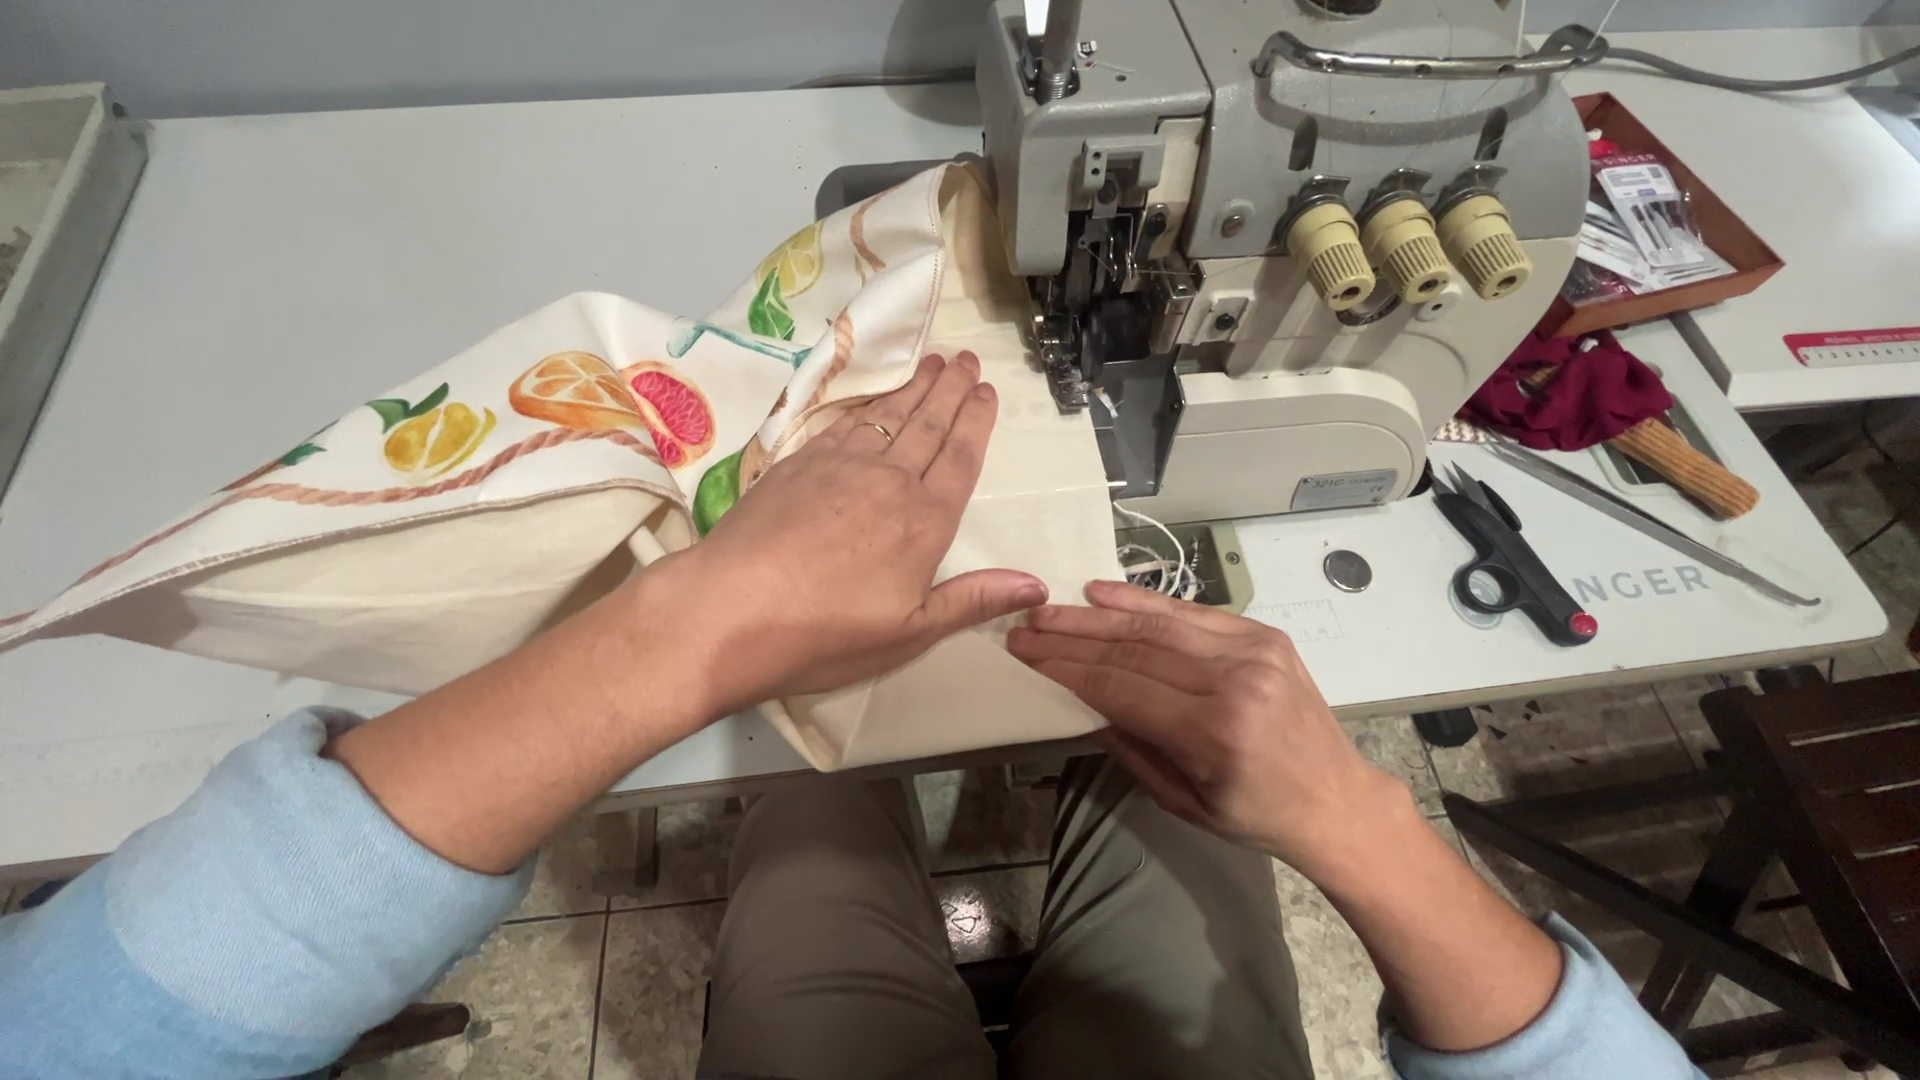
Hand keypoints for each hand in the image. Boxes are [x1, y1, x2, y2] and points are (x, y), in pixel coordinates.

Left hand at [675, 352, 1046, 715]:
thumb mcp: (910, 632)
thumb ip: (973, 600)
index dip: (977, 422)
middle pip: (929, 426)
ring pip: (889, 416)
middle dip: (952, 390)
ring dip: (915, 387)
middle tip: (967, 359)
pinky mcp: (798, 462)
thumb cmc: (826, 632)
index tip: (987, 391)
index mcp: (924, 523)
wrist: (730, 609)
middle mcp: (889, 482)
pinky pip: (845, 422)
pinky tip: (874, 399)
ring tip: (935, 362)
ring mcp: (840, 466)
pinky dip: (868, 404)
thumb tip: (1038, 585)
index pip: (960, 459)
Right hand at [1007, 580, 1409, 876]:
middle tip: (1027, 627)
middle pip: (1134, 647)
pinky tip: (1104, 591)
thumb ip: (1128, 746)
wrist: (1337, 798)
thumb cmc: (1255, 812)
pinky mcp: (1263, 633)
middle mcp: (1235, 681)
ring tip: (1053, 607)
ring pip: (1158, 622)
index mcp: (1215, 733)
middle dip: (1071, 636)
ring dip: (1097, 613)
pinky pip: (1191, 611)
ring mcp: (1254, 650)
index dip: (1066, 669)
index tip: (1025, 654)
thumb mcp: (1182, 799)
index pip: (1120, 687)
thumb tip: (1079, 701)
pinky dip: (1144, 599)